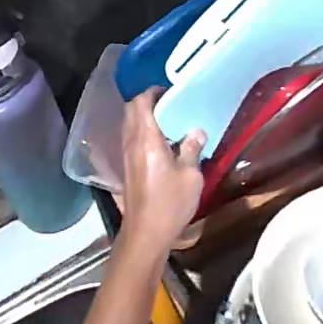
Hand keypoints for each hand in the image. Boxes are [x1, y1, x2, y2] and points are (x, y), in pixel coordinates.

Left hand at [119, 91, 204, 252]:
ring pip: (129, 124)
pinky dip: (142, 132)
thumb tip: (196, 130)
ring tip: (168, 122)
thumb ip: (191, 149)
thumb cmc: (170, 203)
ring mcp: (125, 155)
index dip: (153, 92)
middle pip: (131, 110)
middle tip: (170, 104)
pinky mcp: (126, 167)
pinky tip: (161, 143)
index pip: (141, 103)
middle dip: (147, 102)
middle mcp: (131, 142)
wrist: (146, 232)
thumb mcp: (190, 176)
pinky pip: (131, 139)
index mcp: (146, 138)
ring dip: (143, 117)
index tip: (170, 91)